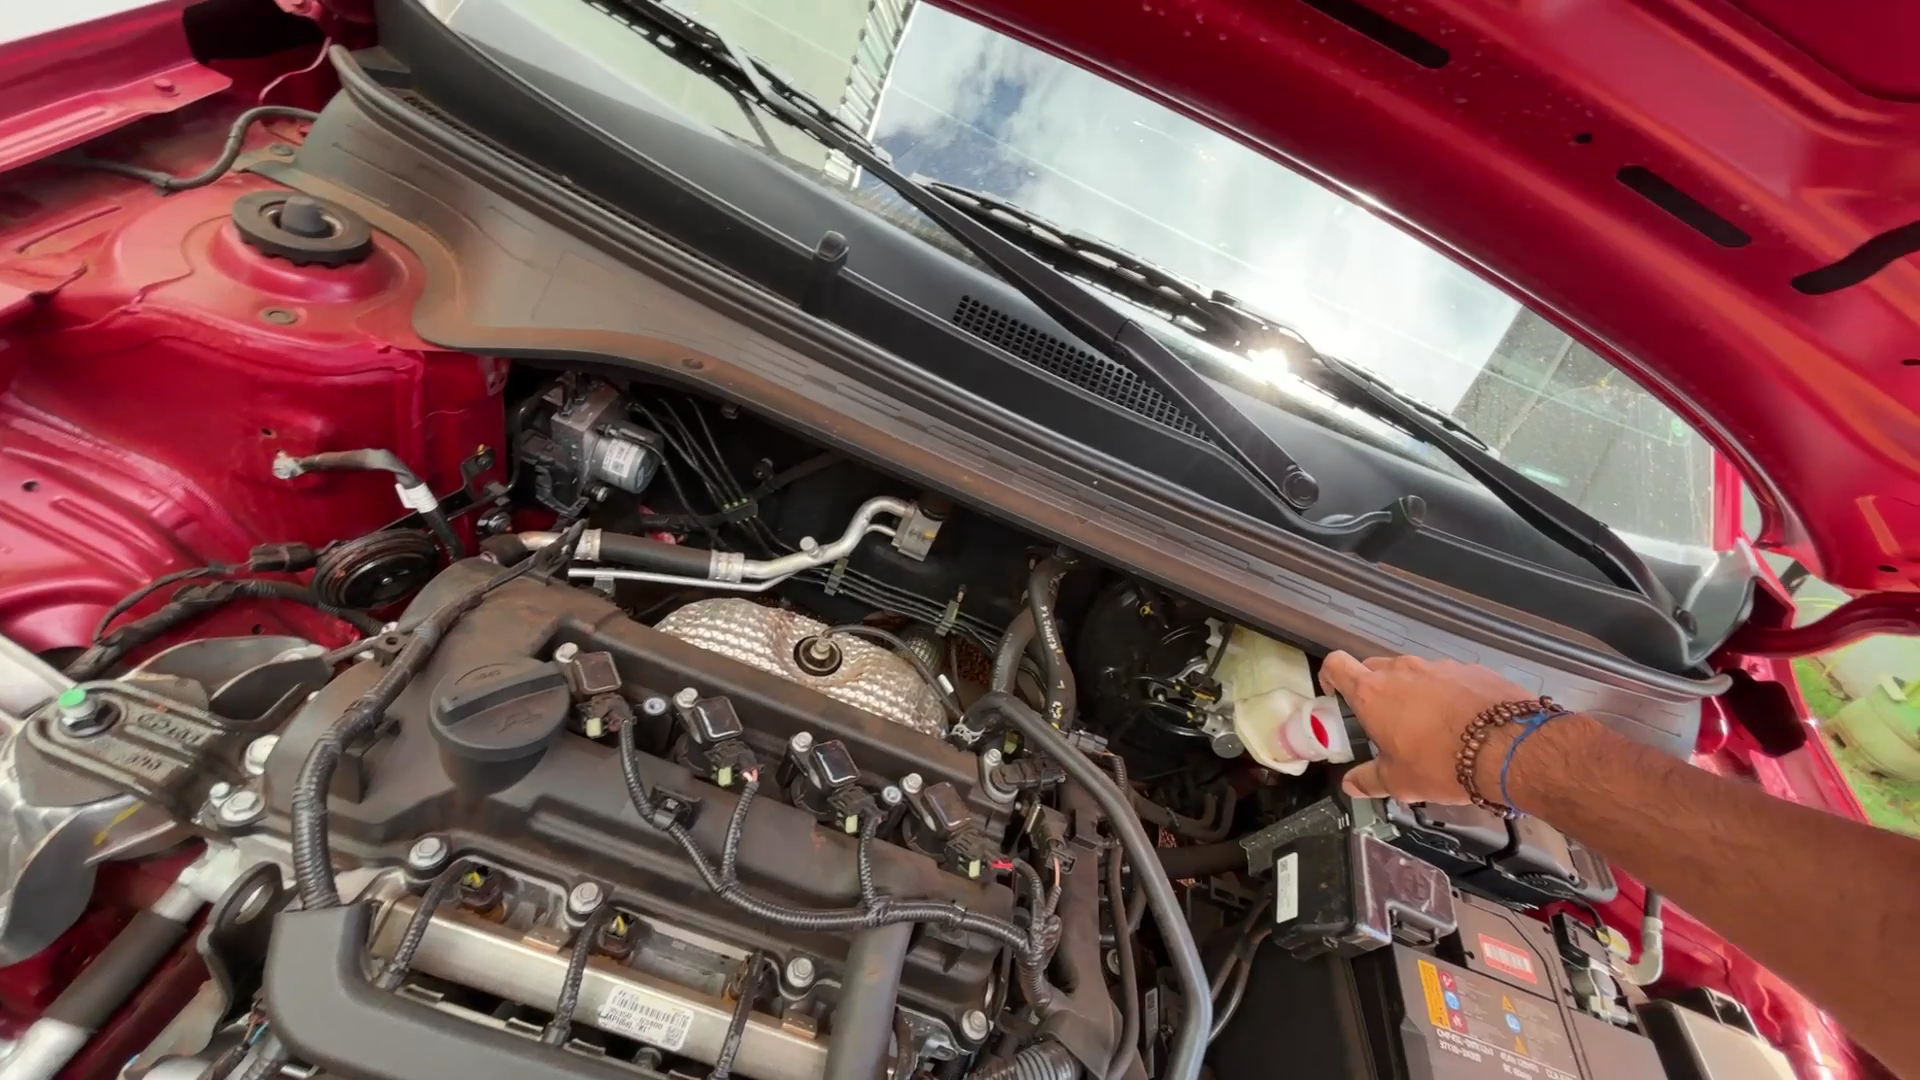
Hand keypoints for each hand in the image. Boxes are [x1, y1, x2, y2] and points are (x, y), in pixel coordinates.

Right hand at [1318, 651, 1535, 803]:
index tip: (1338, 695)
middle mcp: (1400, 671)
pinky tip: (1468, 721)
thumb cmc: (1442, 763)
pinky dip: (1450, 694)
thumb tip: (1350, 785)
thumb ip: (1369, 780)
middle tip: (1388, 719)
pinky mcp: (1472, 670)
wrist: (1513, 748)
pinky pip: (1450, 678)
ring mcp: (1438, 666)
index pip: (1335, 665)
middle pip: (1374, 668)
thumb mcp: (1400, 781)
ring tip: (1434, 724)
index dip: (1331, 676)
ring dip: (1415, 691)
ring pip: (1414, 673)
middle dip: (1375, 688)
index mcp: (1372, 692)